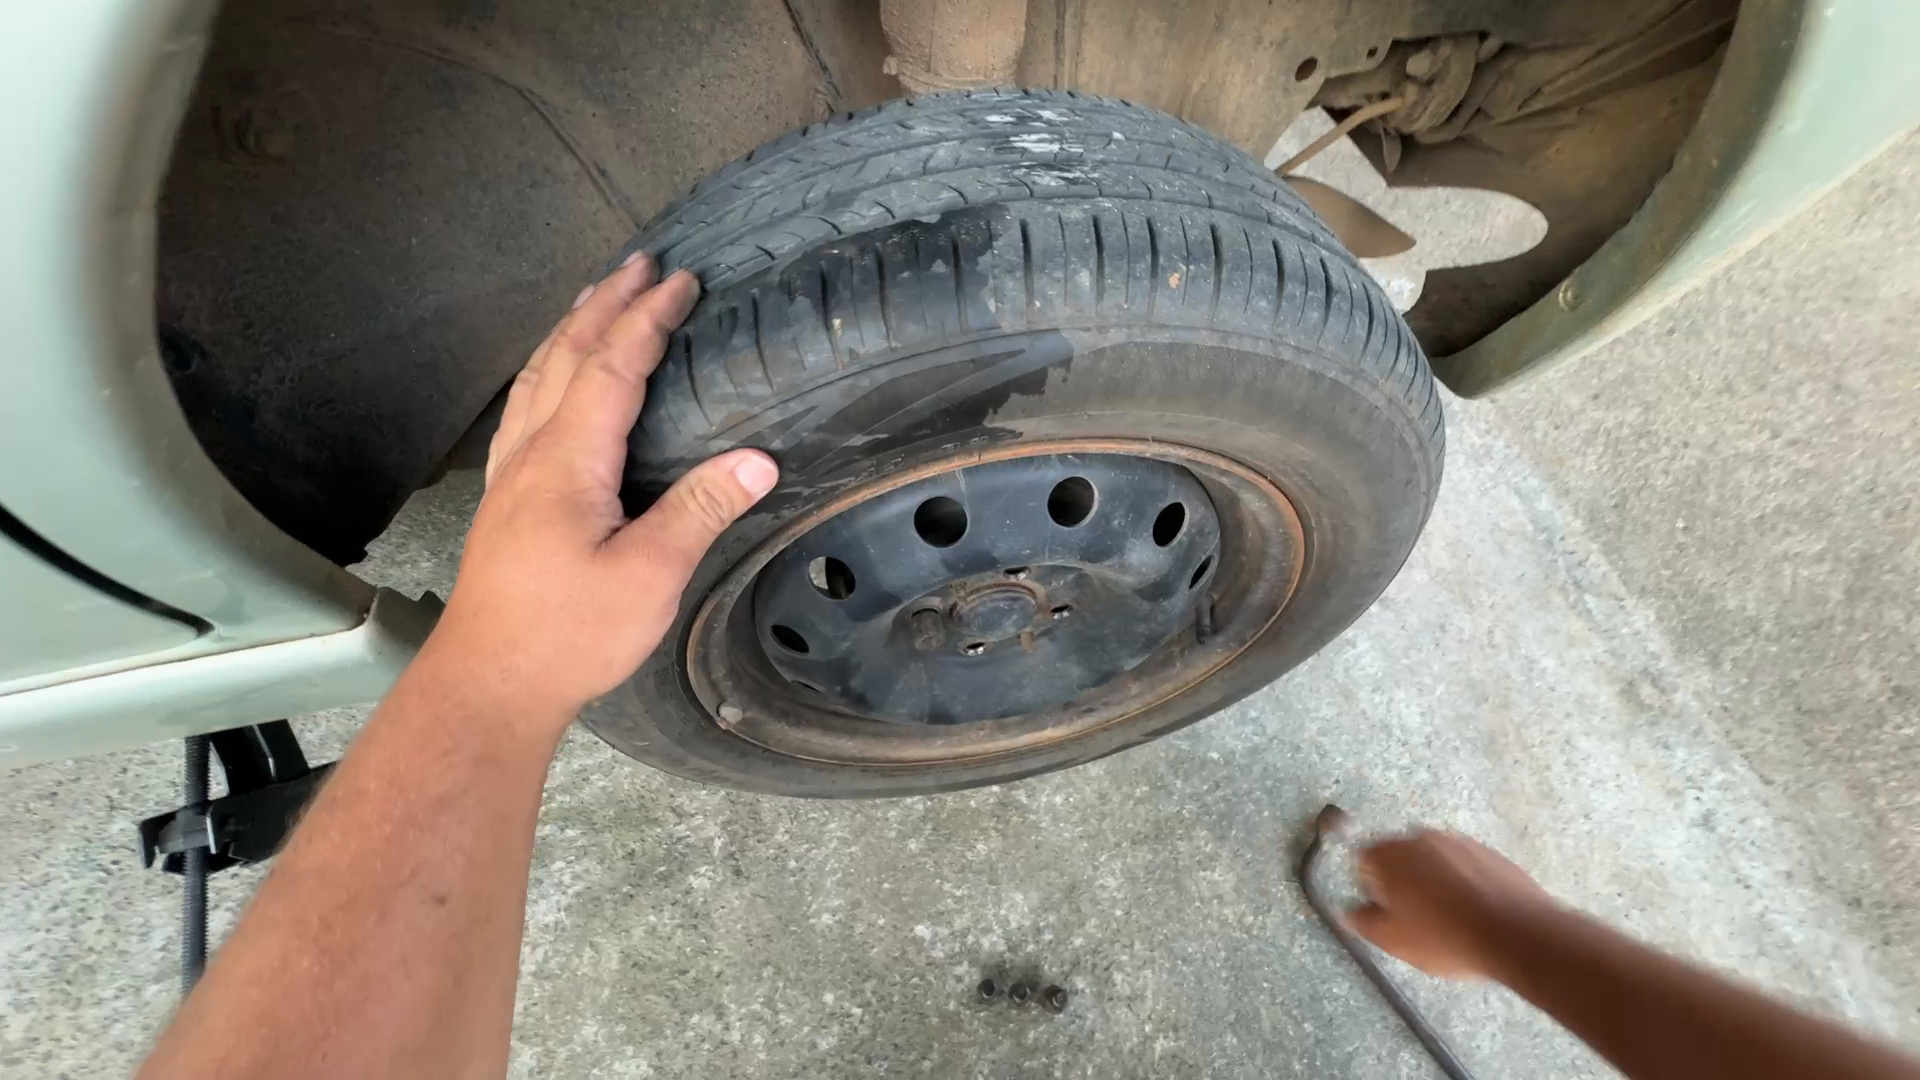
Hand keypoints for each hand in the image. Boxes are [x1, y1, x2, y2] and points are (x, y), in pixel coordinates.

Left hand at [424, 253, 778, 729]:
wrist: (491, 683)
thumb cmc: (570, 631)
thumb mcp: (651, 574)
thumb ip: (701, 509)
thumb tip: (760, 460)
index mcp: (569, 460)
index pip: (612, 368)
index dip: (648, 320)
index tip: (681, 282)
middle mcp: (533, 452)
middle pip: (567, 355)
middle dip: (607, 304)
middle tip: (640, 263)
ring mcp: (512, 473)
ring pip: (538, 376)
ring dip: (572, 328)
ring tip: (598, 297)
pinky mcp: (509, 498)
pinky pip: (527, 407)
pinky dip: (549, 369)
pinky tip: (554, 378)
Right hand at [1344, 829, 1555, 978]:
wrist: (1520, 935)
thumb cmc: (1446, 937)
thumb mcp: (1394, 940)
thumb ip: (1362, 921)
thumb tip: (1349, 911)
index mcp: (1386, 852)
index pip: (1362, 860)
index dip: (1371, 888)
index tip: (1387, 911)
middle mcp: (1416, 836)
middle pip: (1398, 856)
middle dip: (1403, 880)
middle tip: (1417, 915)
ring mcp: (1455, 840)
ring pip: (1433, 860)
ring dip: (1435, 879)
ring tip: (1451, 915)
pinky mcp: (1488, 851)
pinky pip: (1465, 865)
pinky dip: (1464, 881)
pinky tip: (1476, 910)